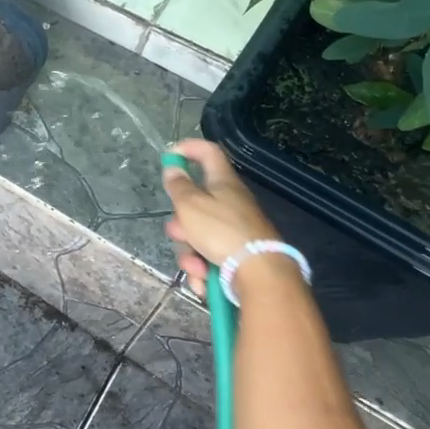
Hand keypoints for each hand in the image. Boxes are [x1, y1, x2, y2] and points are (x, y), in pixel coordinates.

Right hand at [161, 138, 282, 298]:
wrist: (260, 275)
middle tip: (180, 232)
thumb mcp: (191, 205)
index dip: (188, 148)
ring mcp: (235, 231)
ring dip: (190, 253)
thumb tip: (173, 168)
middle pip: (195, 205)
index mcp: (223, 183)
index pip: (208, 152)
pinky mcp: (237, 256)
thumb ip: (178, 187)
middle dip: (181, 223)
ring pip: (197, 235)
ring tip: (197, 266)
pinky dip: (203, 270)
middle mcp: (230, 203)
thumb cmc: (222, 232)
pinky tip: (205, 280)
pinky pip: (208, 258)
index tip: (169, 157)